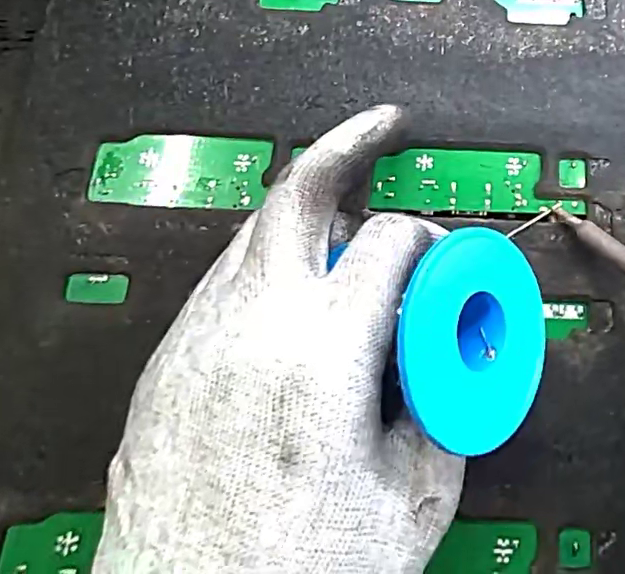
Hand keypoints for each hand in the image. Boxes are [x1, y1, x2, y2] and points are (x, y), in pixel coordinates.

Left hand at [97, 106, 462, 573]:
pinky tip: (296, 297)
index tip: (441, 257)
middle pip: (301, 188)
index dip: (431, 238)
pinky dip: (271, 262)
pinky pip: (228, 275)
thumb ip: (444, 406)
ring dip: (310, 210)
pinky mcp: (172, 357)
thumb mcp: (412, 499)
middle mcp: (255, 322)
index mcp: (324, 351)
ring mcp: (203, 333)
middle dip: (349, 141)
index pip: (392, 240)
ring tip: (346, 228)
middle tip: (380, 126)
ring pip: (260, 225)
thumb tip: (452, 353)